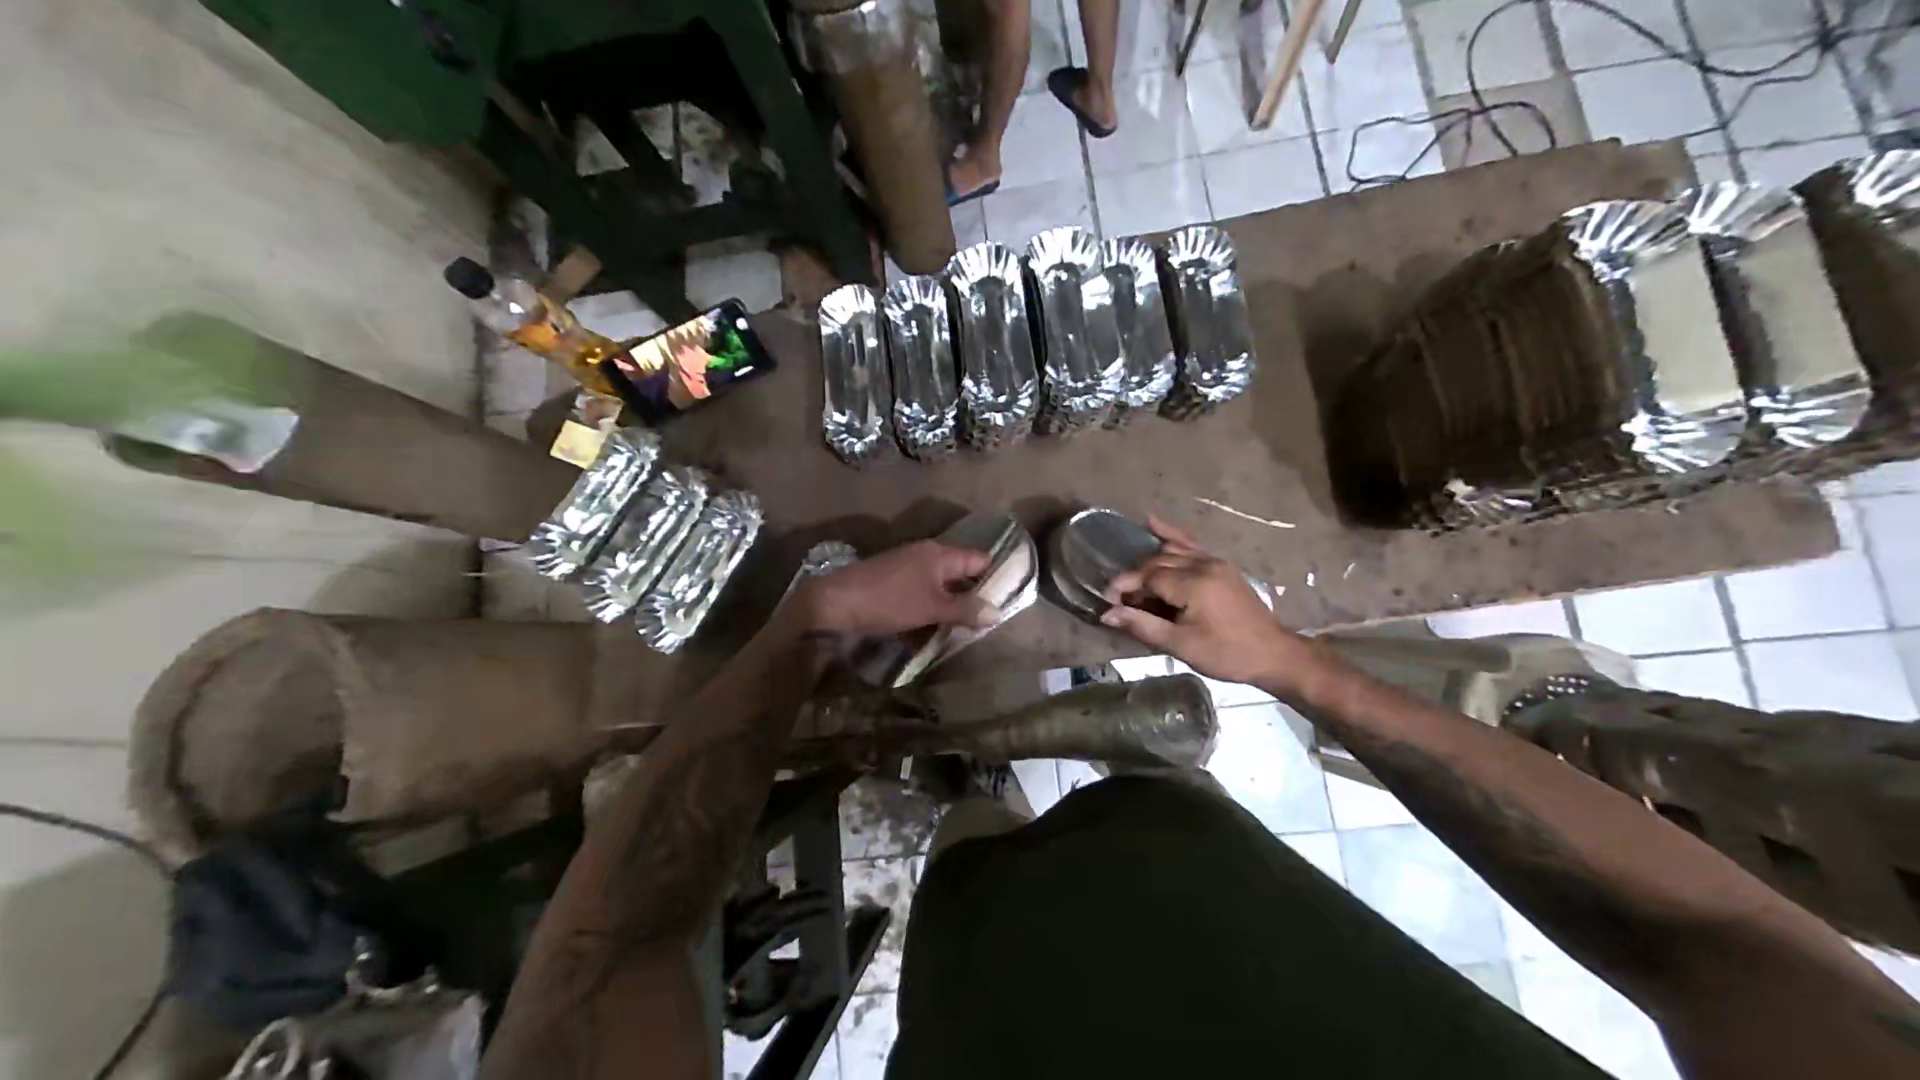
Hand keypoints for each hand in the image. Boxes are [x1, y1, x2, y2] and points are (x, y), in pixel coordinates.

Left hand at [793, 540, 996, 636]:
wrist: (834, 604)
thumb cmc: (889, 601)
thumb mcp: (932, 607)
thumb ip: (965, 609)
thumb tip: (997, 612)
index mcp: (939, 554)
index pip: (978, 560)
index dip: (995, 577)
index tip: (1008, 600)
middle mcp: (925, 556)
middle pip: (959, 575)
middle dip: (971, 598)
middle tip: (988, 623)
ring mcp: (906, 569)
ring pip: (938, 588)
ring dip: (949, 608)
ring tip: (963, 632)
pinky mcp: (891, 585)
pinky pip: (919, 596)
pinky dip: (928, 611)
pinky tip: (930, 633)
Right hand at [1099, 516, 1309, 689]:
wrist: (1273, 654)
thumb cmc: (1227, 653)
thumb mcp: (1181, 645)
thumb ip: (1142, 625)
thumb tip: (1107, 614)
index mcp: (1194, 584)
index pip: (1148, 576)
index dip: (1125, 588)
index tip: (1108, 603)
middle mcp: (1203, 565)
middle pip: (1157, 563)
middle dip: (1135, 580)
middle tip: (1121, 602)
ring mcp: (1214, 561)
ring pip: (1171, 552)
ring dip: (1149, 564)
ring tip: (1136, 585)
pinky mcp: (1221, 565)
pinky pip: (1191, 544)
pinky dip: (1170, 535)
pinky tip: (1152, 521)